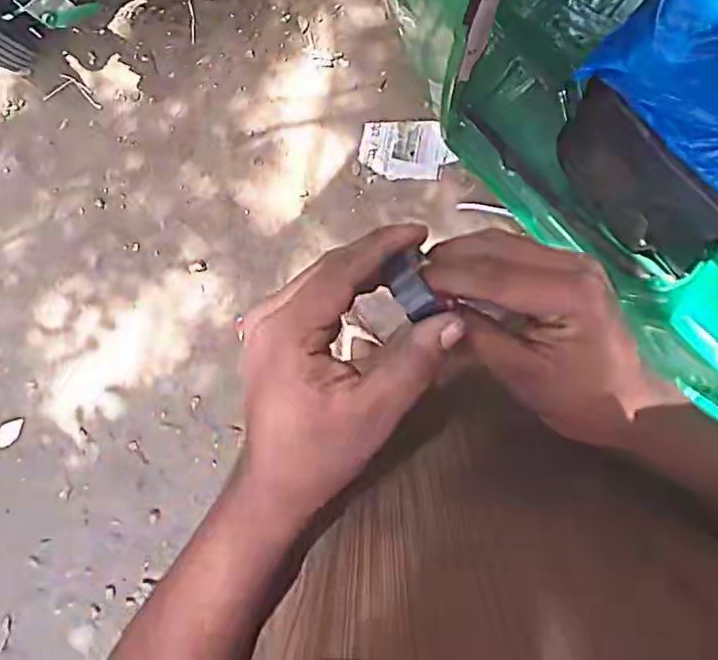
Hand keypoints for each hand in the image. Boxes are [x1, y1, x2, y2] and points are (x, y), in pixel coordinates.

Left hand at [233, 224, 464, 522]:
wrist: (273, 486)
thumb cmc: (321, 454)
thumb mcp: (374, 411)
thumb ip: (413, 360)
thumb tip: (453, 318)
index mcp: (287, 327)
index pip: (340, 270)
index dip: (381, 246)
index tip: (419, 232)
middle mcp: (269, 313)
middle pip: (329, 267)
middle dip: (375, 253)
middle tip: (420, 248)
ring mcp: (264, 319)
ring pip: (321, 276)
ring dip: (362, 267)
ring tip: (405, 264)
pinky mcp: (270, 328)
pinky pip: (313, 291)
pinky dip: (346, 284)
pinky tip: (374, 287)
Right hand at [422, 229, 682, 450]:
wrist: (636, 404)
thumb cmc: (584, 401)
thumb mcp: (523, 377)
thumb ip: (478, 336)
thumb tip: (434, 309)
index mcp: (568, 292)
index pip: (493, 274)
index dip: (446, 276)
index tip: (409, 283)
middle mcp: (571, 262)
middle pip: (495, 246)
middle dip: (449, 258)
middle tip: (411, 275)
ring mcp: (571, 258)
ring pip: (501, 240)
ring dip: (461, 253)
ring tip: (429, 274)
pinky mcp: (565, 262)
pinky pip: (512, 248)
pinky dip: (480, 257)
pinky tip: (459, 272)